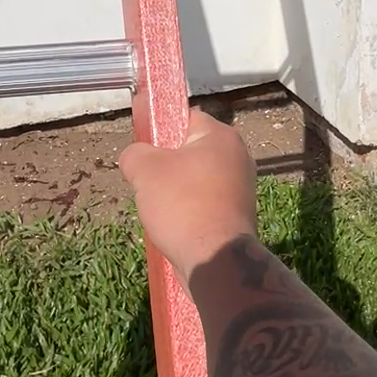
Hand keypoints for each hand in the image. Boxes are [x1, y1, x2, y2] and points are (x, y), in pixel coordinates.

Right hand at [119, 109, 258, 281]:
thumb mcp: (144, 170)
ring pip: (196, 179)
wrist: (215, 260)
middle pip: (190, 150)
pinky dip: (189, 210)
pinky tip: (176, 226)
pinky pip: (205, 202)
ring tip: (161, 209)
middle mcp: (238, 155)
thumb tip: (136, 157)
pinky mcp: (239, 213)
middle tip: (148, 182)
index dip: (160, 129)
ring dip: (176, 191)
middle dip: (166, 165)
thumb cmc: (182, 206)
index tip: (145, 148)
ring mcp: (242, 186)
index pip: (186, 117)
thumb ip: (135, 153)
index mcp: (221, 135)